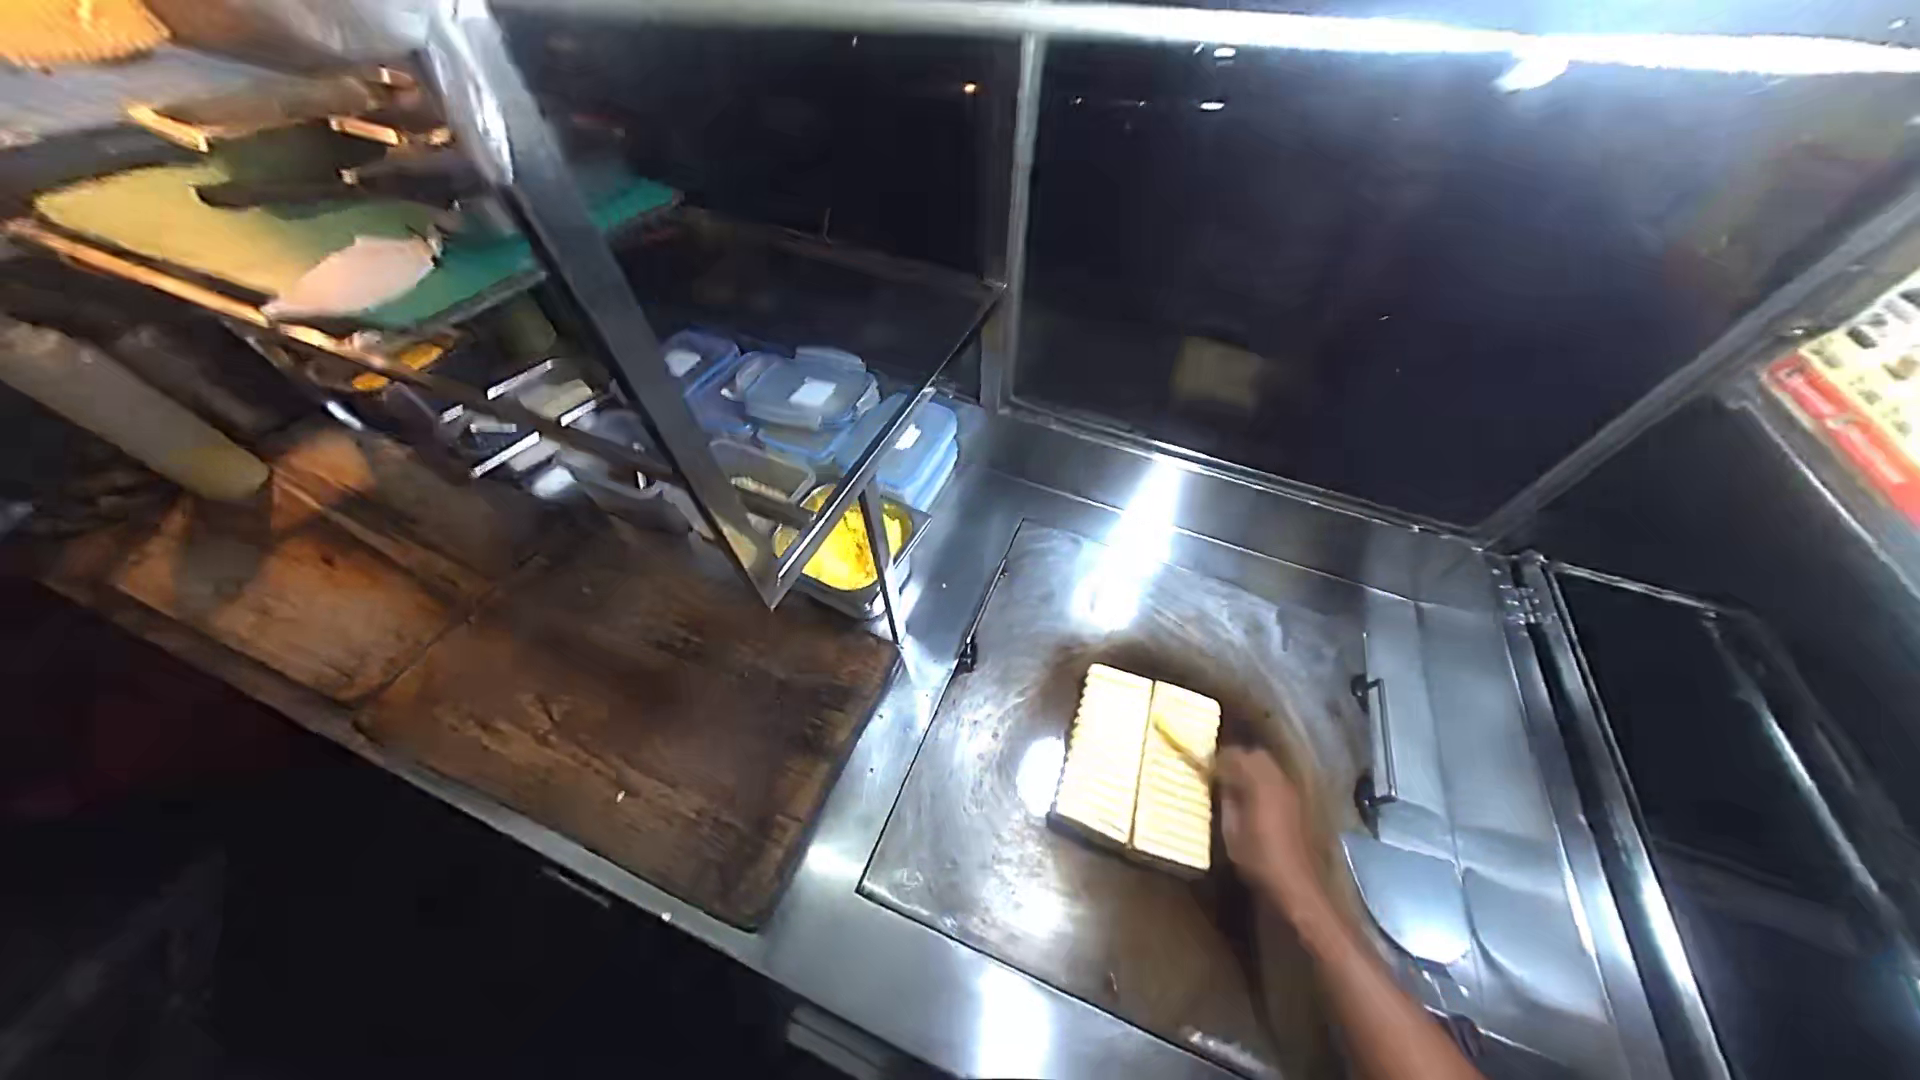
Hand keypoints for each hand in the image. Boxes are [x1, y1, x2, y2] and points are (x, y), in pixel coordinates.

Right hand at [1217, 746, 1331, 921]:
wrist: (1298, 887)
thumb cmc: (1259, 860)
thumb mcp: (1231, 830)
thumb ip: (1226, 799)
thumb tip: (1220, 781)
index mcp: (1258, 784)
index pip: (1234, 756)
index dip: (1216, 760)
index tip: (1204, 768)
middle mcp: (1279, 780)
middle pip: (1255, 754)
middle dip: (1236, 758)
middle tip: (1220, 772)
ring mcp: (1293, 791)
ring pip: (1269, 765)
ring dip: (1251, 768)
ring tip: (1236, 784)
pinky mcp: (1300, 803)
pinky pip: (1277, 779)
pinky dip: (1264, 780)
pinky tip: (1255, 797)